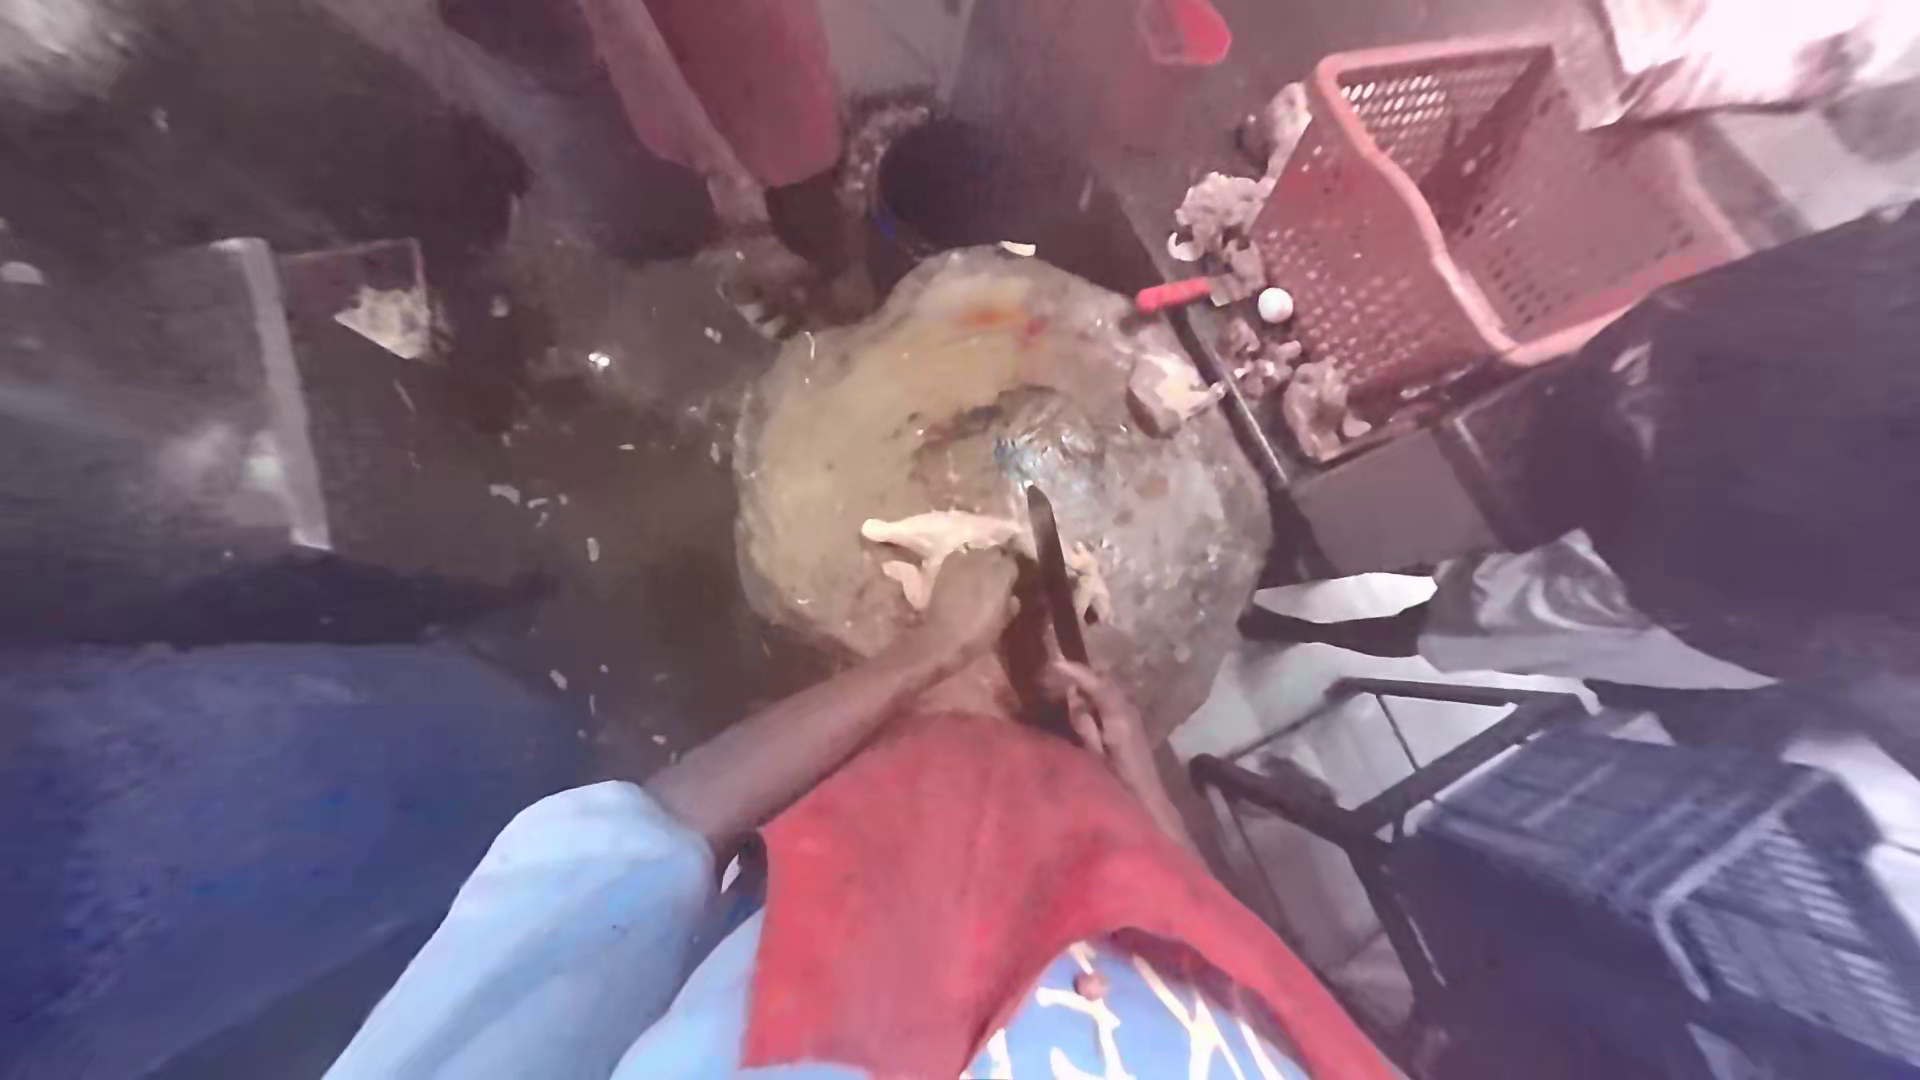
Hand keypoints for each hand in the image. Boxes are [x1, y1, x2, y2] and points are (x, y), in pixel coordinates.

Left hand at [913, 548, 1017, 661]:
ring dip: (978, 561)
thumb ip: (1011, 603)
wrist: (945, 636)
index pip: (1013, 562)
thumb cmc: (980, 632)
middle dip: (996, 562)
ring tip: (975, 574)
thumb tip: (1011, 596)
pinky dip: (961, 562)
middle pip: (995, 552)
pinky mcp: (947, 563)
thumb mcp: (1004, 621)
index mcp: (1005, 573)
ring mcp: (965, 559)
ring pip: (976, 552)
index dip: (1010, 572)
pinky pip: (958, 555)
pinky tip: (959, 574)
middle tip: (993, 577)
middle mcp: (987, 559)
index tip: (1009, 581)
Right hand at [1050, 660, 1196, 851]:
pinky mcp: (1132, 725)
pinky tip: (1082, 704)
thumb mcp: (1093, 757)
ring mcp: (1133, 717)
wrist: (1149, 806)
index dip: (1077, 671)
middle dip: (1082, 675)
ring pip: (1108, 690)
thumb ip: (1084, 724)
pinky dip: (1096, 696)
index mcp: (1119, 719)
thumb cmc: (1118, 787)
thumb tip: (1075, 695)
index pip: (1099, 684)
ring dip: (1089, 685)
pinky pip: (1111, 700)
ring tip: (1066, 685)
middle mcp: (1129, 712)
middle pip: (1105, 682)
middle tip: (1057, 673)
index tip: (1055, 662)